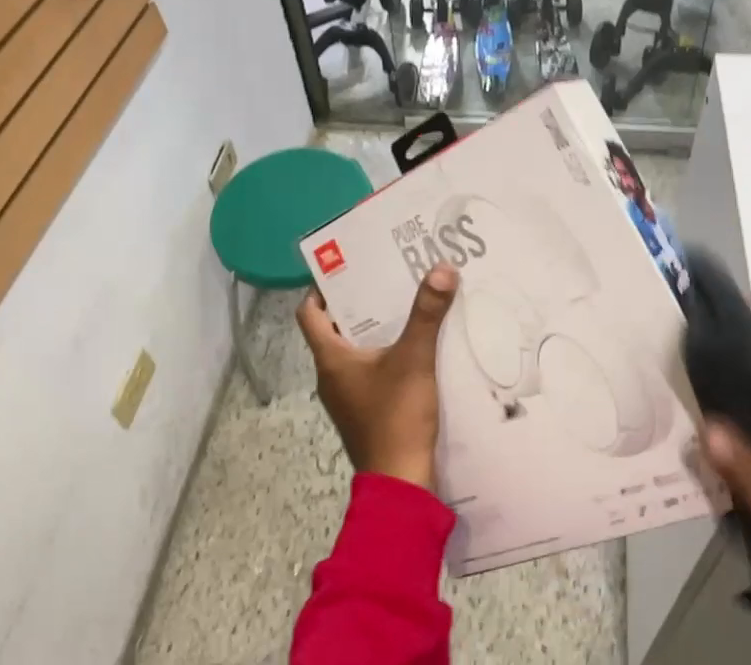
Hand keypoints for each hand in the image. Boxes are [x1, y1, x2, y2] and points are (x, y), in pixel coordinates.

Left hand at [296, 265, 457, 490]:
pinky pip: (368, 373)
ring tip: (403, 308)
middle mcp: (331, 376)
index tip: (345, 269)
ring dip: (373, 332)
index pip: (309, 313)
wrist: (401, 482)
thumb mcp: (415, 358)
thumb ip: (427, 314)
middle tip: (385, 280)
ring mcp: (347, 398)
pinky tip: (413, 350)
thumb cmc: (396, 416)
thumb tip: (441, 268)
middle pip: (334, 330)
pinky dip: (384, 357)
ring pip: (353, 353)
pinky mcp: (364, 413)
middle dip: (358, 305)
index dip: (321, 289)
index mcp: (330, 359)